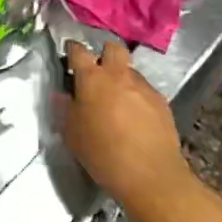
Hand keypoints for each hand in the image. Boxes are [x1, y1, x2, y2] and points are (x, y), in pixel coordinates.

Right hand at [63, 40, 190, 205]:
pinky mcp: (160, 99)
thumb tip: (61, 94)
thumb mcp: (73, 136)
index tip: (70, 55)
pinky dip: (137, 96)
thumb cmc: (103, 154)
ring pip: (130, 69)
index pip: (79, 51)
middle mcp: (119, 74)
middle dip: (104, 54)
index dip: (73, 50)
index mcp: (93, 79)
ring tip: (118, 101)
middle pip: (112, 48)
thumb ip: (64, 110)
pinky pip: (144, 89)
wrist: (150, 174)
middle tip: (98, 73)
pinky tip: (136, 117)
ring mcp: (142, 85)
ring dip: (122, 78)